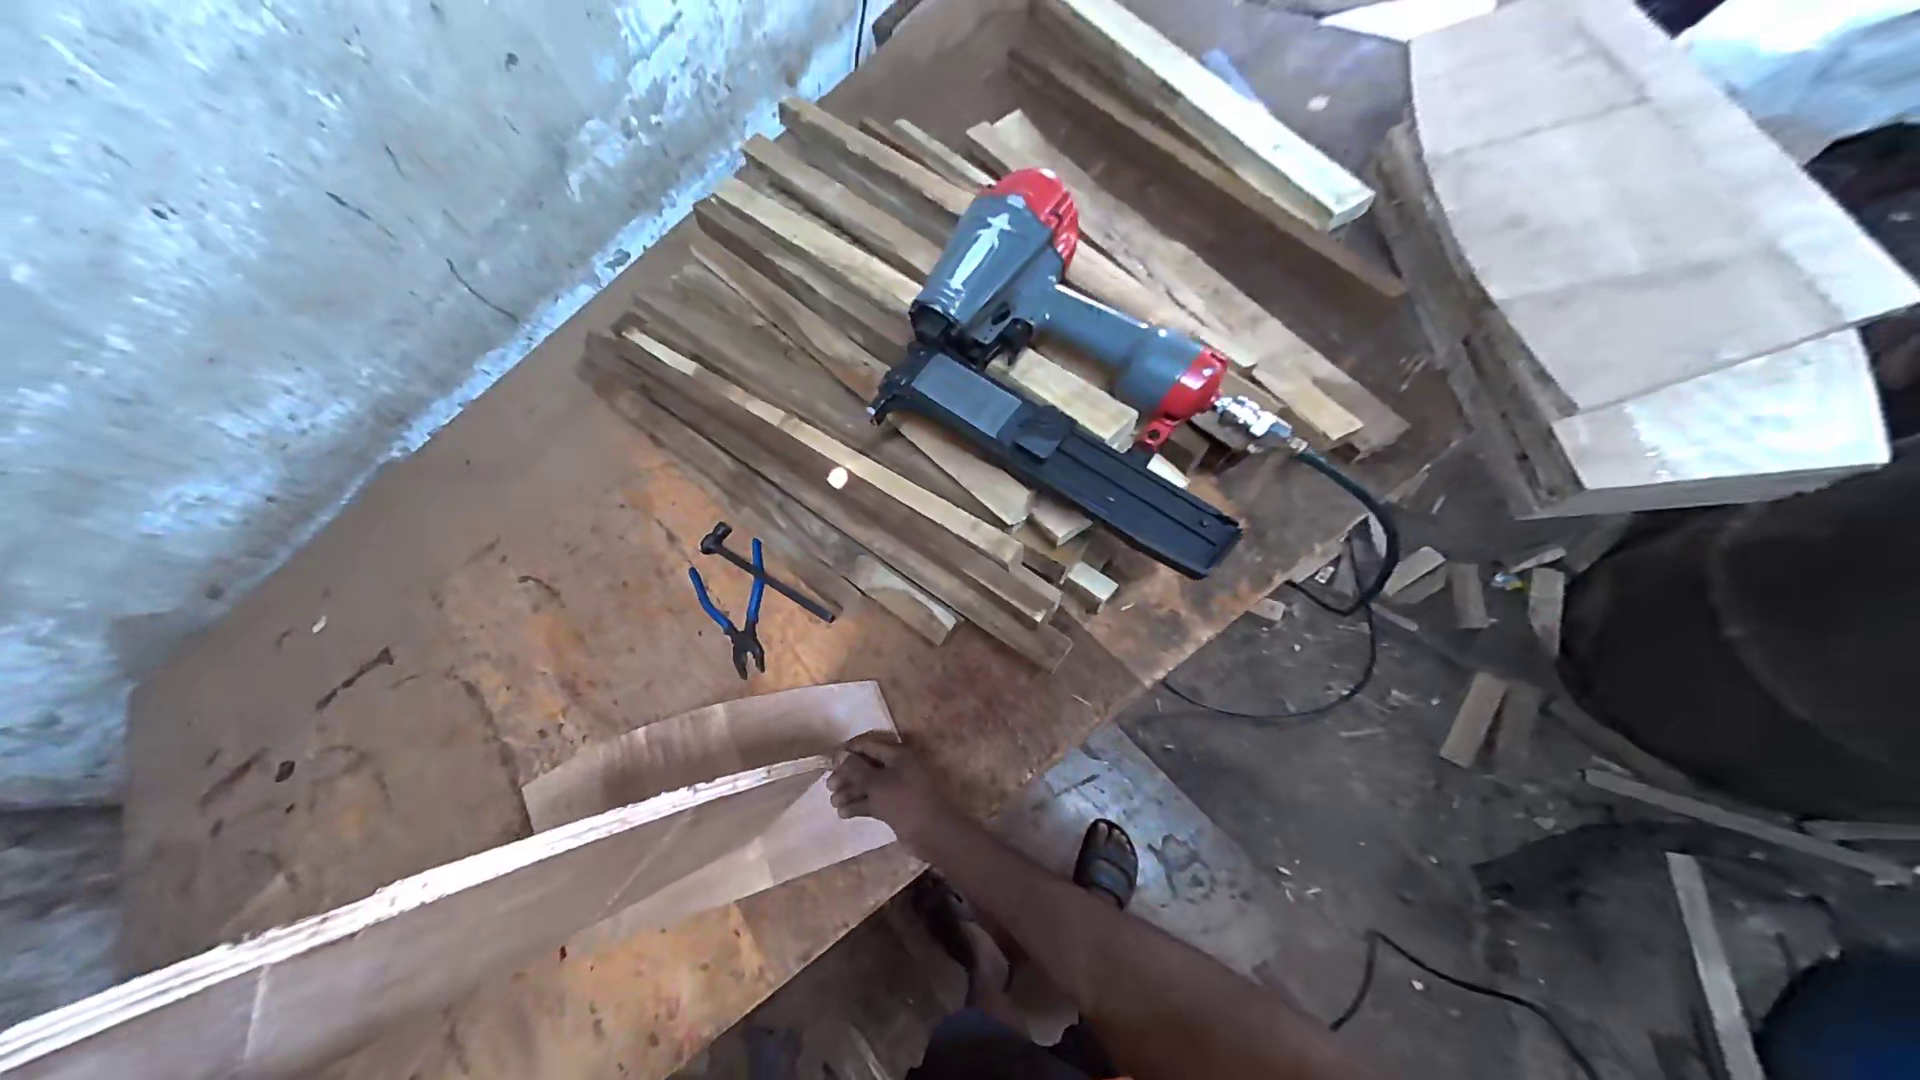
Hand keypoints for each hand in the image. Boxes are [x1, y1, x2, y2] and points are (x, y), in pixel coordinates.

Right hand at [827, 732, 961, 851]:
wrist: (931, 832)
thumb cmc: (904, 801)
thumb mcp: (877, 783)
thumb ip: (856, 768)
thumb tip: (841, 755)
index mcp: (897, 754)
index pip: (868, 745)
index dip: (848, 750)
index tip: (829, 760)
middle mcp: (897, 767)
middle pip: (867, 766)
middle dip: (847, 775)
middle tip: (829, 786)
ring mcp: (897, 787)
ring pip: (869, 785)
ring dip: (851, 791)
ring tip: (834, 803)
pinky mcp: (895, 806)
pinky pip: (874, 801)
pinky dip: (860, 804)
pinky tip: (843, 813)